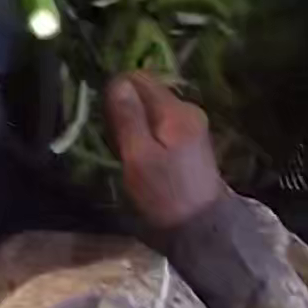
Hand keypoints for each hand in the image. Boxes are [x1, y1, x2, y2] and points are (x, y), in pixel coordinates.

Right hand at [106, 72, 228, 230]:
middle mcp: (187, 110)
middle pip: (145, 91)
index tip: (106, 120)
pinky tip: (140, 155)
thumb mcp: (138, 156)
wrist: (202, 230)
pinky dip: (145, 133)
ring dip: (133, 123)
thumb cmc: (164, 194)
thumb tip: (117, 81)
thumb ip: (128, 116)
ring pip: (151, 108)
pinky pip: (159, 123)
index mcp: (175, 110)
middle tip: (115, 140)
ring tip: (125, 150)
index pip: (138, 78)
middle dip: (124, 108)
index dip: (115, 93)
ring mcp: (191, 125)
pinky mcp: (190, 140)